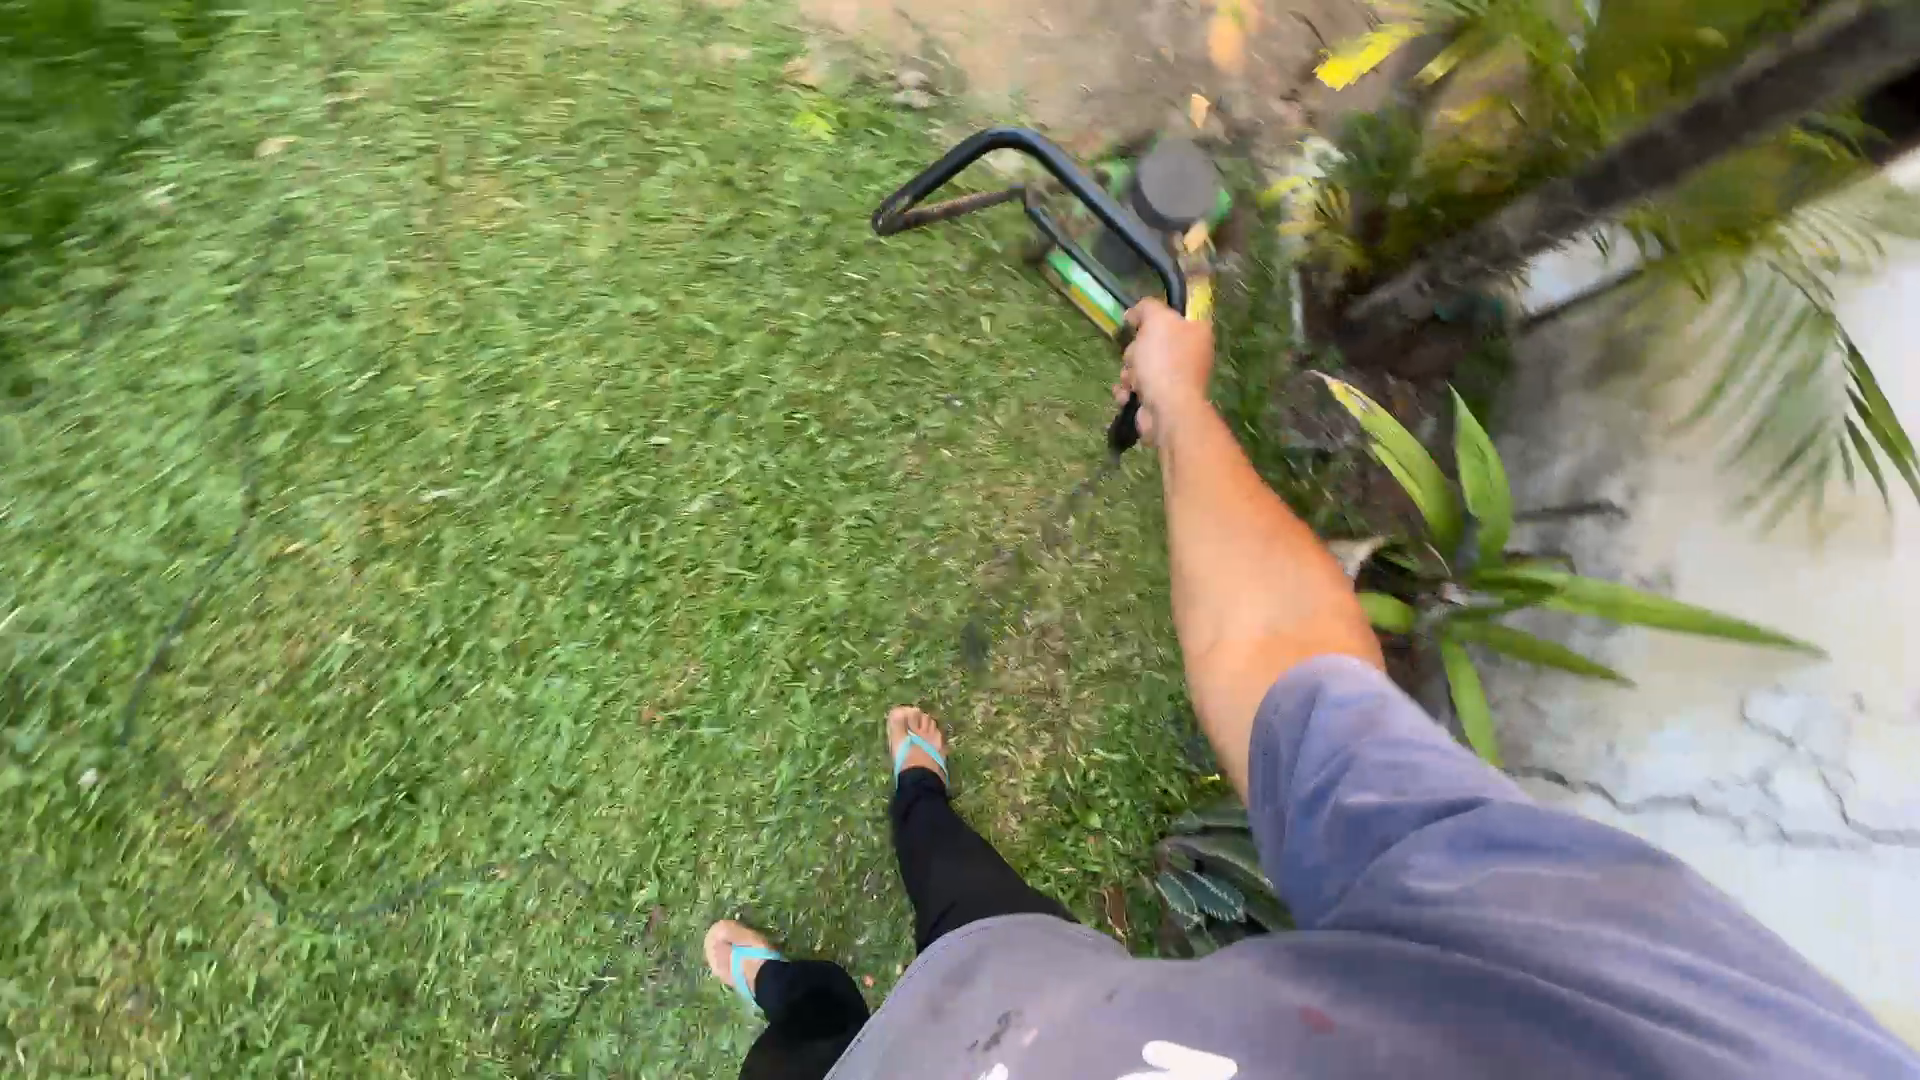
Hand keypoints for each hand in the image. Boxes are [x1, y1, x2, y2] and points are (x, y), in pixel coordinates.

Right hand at [1115, 298, 1213, 446]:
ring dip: (1128, 374)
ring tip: (1131, 382)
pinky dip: (1127, 393)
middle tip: (1136, 357)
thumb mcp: (1156, 320)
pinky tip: (1127, 396)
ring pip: (1140, 367)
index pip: (1172, 316)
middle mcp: (1190, 355)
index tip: (1136, 324)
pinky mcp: (1161, 401)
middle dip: (1134, 352)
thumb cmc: (1165, 361)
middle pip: (1151, 344)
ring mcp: (1175, 380)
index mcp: (1196, 332)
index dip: (1151, 319)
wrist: (1167, 409)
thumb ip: (1146, 307)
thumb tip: (1134, 313)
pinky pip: (1137, 389)